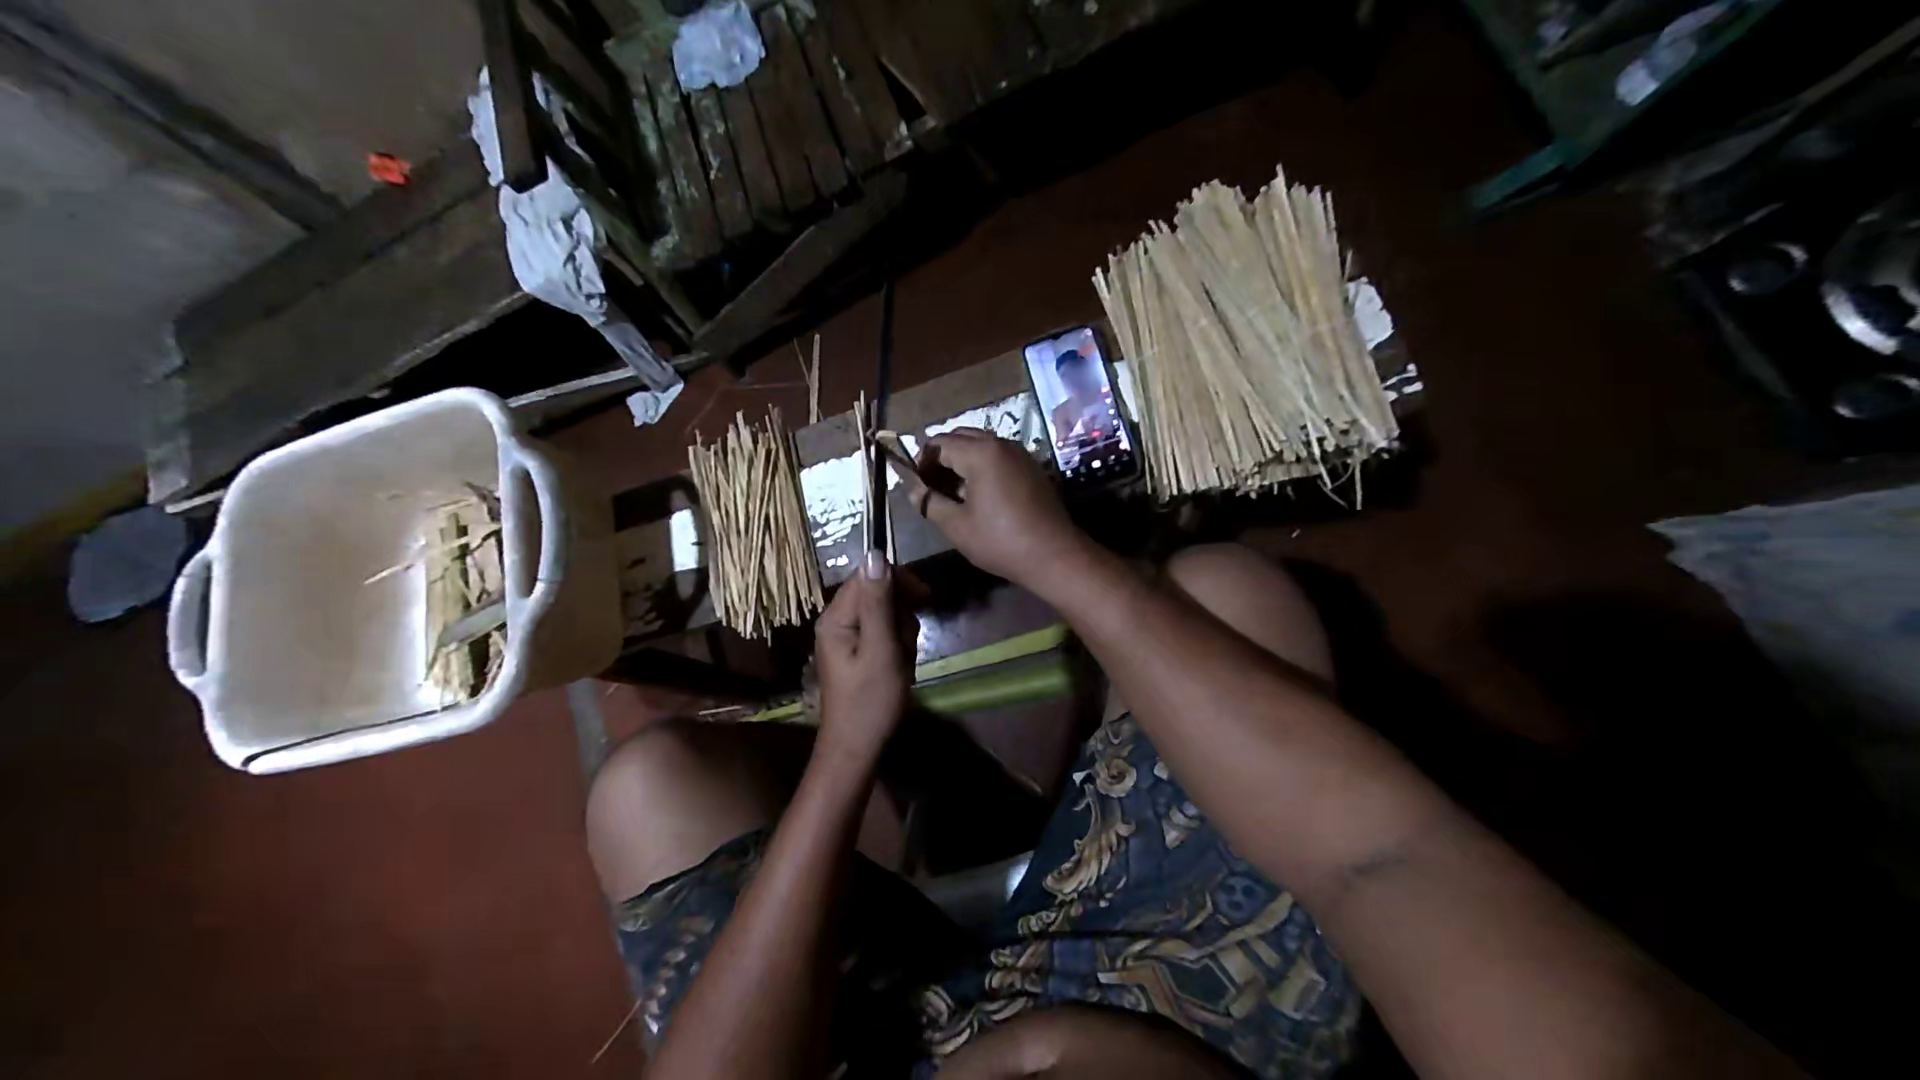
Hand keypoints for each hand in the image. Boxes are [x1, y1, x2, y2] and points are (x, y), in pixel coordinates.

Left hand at [813, 551, 915, 760]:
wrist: (857, 748)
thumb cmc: (870, 701)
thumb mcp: (880, 649)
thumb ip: (878, 602)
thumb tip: (874, 553)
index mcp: (836, 617)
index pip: (868, 576)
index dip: (898, 581)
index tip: (925, 597)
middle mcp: (836, 622)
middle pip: (877, 593)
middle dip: (901, 614)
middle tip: (908, 643)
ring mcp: (846, 638)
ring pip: (886, 615)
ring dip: (903, 633)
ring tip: (903, 661)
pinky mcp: (857, 652)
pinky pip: (884, 634)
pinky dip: (898, 646)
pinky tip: (901, 667)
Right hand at [908, 429, 1088, 586]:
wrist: (1054, 556)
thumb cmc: (1001, 541)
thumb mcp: (957, 526)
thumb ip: (929, 502)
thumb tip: (912, 489)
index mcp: (981, 453)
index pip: (938, 443)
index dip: (921, 462)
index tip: (916, 486)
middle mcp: (1001, 444)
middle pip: (960, 437)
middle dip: (941, 457)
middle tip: (931, 487)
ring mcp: (1020, 454)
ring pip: (980, 445)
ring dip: (961, 461)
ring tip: (952, 493)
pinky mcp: (1031, 467)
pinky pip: (998, 456)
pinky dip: (981, 466)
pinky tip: (977, 495)